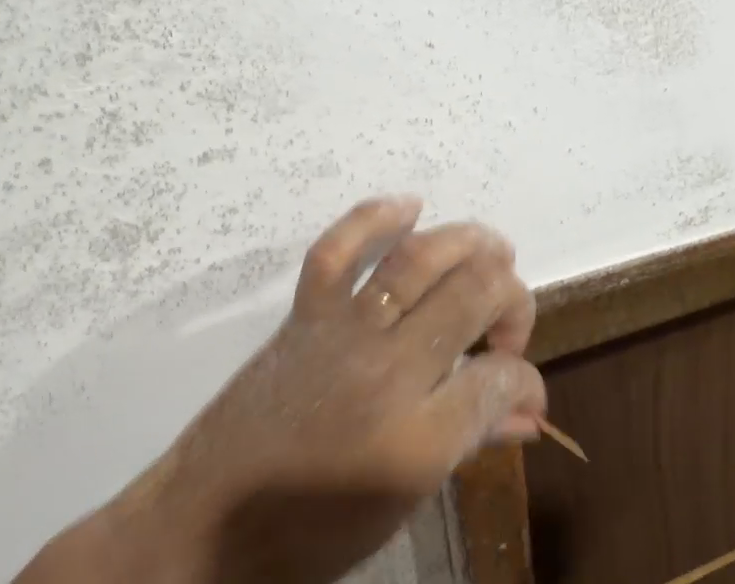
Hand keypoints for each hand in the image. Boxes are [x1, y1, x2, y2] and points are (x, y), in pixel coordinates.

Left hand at [81, 196, 545, 583]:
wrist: (205, 524)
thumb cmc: (312, 528)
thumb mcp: (404, 500)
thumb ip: (471, 442)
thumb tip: (529, 414)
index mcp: (418, 439)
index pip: (502, 379)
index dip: (526, 380)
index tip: (522, 389)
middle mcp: (388, 371)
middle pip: (475, 295)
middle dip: (513, 301)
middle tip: (504, 330)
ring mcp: (342, 333)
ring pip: (420, 259)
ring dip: (471, 244)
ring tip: (498, 252)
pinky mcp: (304, 316)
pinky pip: (338, 249)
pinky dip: (375, 217)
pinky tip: (409, 206)